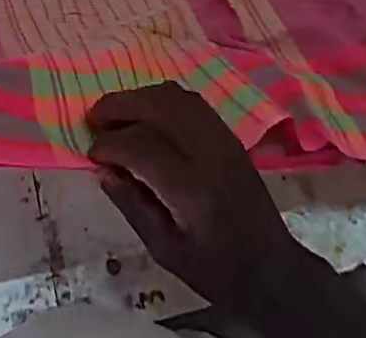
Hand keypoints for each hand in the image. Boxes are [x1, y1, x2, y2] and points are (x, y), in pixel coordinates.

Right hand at [86, 83, 365, 336]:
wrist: (274, 270)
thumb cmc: (216, 269)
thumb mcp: (165, 251)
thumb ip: (131, 206)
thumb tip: (102, 169)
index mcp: (192, 190)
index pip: (141, 146)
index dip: (109, 144)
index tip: (92, 153)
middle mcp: (209, 154)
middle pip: (157, 107)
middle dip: (118, 106)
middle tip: (94, 119)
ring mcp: (222, 138)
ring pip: (173, 96)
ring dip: (138, 98)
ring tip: (116, 113)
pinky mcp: (228, 133)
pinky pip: (189, 99)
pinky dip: (160, 98)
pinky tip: (146, 112)